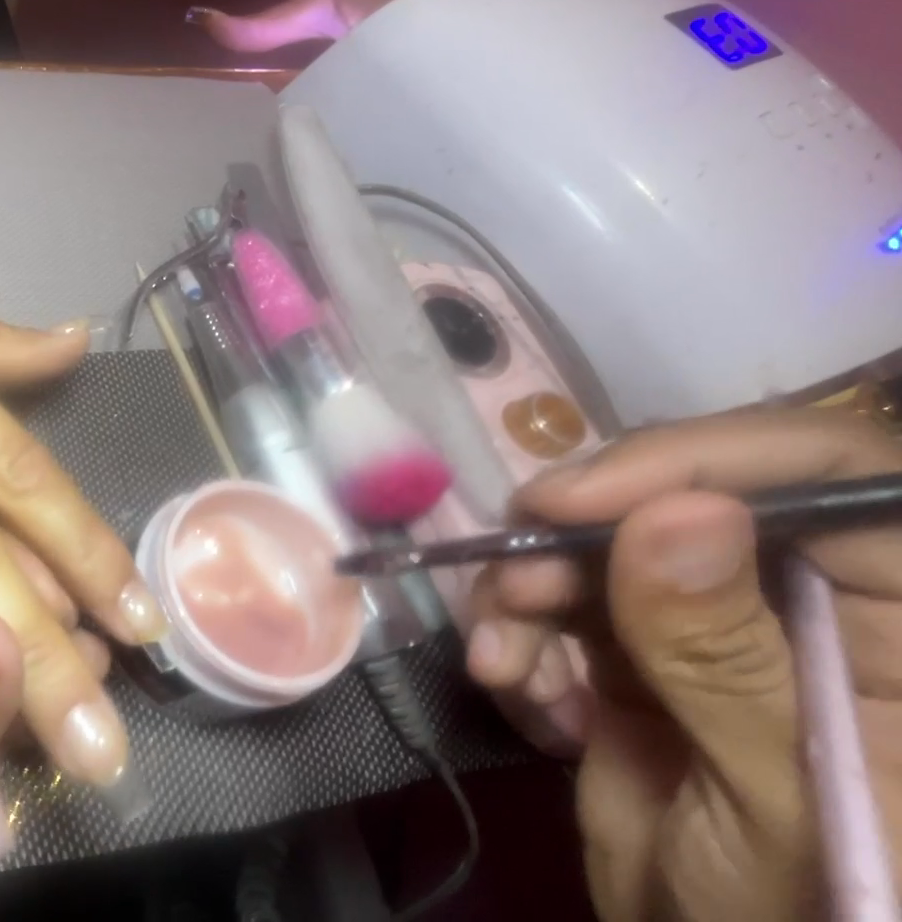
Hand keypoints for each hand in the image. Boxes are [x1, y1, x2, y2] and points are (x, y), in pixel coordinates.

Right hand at [493, 411, 901, 919]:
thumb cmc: (808, 910)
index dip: (704, 461)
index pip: (838, 480)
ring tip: (499, 662)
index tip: (575, 500)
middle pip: (684, 498)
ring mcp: (708, 619)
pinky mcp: (628, 645)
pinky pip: (552, 601)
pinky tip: (512, 688)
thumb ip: (726, 656)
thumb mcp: (777, 794)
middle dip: (575, 538)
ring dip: (524, 595)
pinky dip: (513, 634)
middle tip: (510, 584)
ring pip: (594, 546)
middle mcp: (809, 598)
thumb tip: (678, 514)